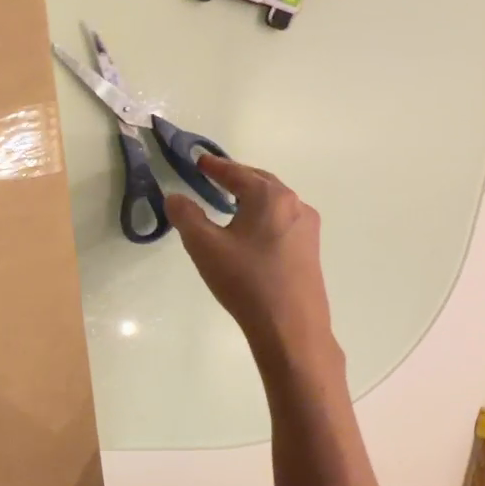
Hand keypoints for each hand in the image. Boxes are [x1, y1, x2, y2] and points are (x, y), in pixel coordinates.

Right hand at [167, 156, 332, 354]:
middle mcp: (294, 205)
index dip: (215, 166)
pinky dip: (260, 214)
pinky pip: (280, 219)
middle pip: (260, 182)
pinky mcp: (308, 248)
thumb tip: (176, 197)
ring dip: (249, 196)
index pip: (237, 173)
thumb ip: (186, 215)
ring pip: (273, 201)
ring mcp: (307, 228)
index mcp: (270, 198)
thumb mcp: (203, 245)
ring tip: (227, 201)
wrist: (290, 325)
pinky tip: (246, 229)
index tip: (198, 161)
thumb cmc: (244, 279)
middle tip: (211, 177)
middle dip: (235, 177)